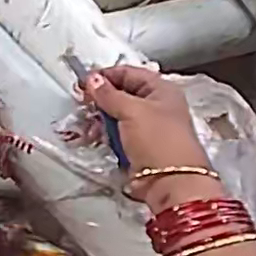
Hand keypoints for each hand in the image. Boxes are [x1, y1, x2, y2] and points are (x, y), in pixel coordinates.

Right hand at [82, 66, 219, 210]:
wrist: (171, 182)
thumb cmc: (159, 141)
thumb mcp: (132, 110)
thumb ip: (109, 94)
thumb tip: (93, 79)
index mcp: (161, 90)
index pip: (129, 73)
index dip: (106, 75)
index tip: (85, 82)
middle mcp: (155, 106)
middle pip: (121, 95)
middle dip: (101, 100)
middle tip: (84, 104)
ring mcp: (147, 128)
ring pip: (117, 116)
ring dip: (101, 120)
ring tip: (89, 126)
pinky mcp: (138, 147)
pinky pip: (117, 135)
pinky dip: (105, 135)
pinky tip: (94, 138)